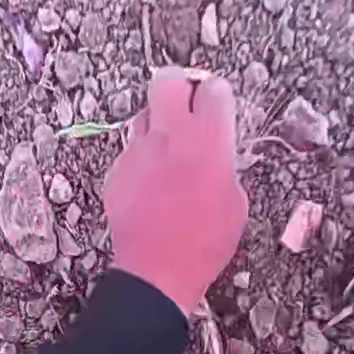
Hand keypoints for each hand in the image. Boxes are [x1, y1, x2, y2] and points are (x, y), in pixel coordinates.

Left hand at [103, 69, 247, 313]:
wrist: (158, 273)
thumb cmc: (202, 246)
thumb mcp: (235, 206)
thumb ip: (227, 168)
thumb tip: (220, 158)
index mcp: (208, 141)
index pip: (214, 90)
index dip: (218, 99)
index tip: (219, 109)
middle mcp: (170, 137)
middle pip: (168, 80)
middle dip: (181, 89)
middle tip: (189, 109)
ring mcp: (138, 153)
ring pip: (146, 115)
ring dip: (160, 126)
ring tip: (170, 156)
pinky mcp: (118, 172)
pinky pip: (131, 152)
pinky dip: (143, 162)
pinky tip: (152, 187)